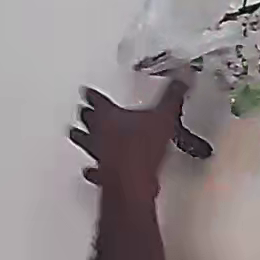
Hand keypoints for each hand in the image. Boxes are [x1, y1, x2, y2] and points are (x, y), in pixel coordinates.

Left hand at [70, 80, 187, 202]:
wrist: (132, 181)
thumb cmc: (141, 149)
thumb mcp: (164, 115)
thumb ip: (172, 95)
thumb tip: (182, 78)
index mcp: (109, 115)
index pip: (97, 99)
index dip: (92, 93)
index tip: (87, 90)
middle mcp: (98, 133)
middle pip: (87, 119)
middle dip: (85, 113)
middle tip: (83, 109)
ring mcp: (97, 154)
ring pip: (84, 141)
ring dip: (82, 137)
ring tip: (77, 133)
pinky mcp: (102, 174)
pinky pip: (93, 170)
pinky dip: (92, 169)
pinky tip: (91, 170)